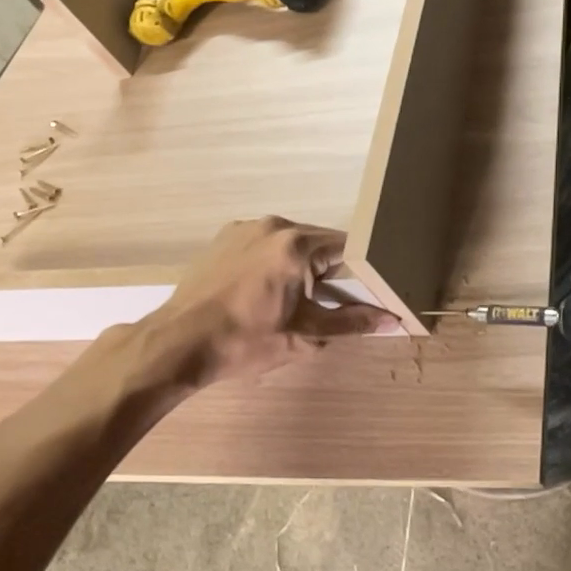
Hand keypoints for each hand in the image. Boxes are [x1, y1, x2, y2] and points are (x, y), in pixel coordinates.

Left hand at [139, 217, 397, 390]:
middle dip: (329, 269)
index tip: (366, 290)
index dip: (361, 270)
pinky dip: (274, 260)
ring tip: (293, 298)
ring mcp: (246, 228)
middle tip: (328, 302)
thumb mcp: (305, 335)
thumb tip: (393, 320)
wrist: (177, 344)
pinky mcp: (225, 237)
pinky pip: (265, 243)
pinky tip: (264, 290)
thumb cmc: (245, 341)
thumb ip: (352, 322)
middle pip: (320, 242)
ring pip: (292, 241)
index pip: (348, 247)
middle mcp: (274, 225)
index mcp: (297, 245)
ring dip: (301, 264)